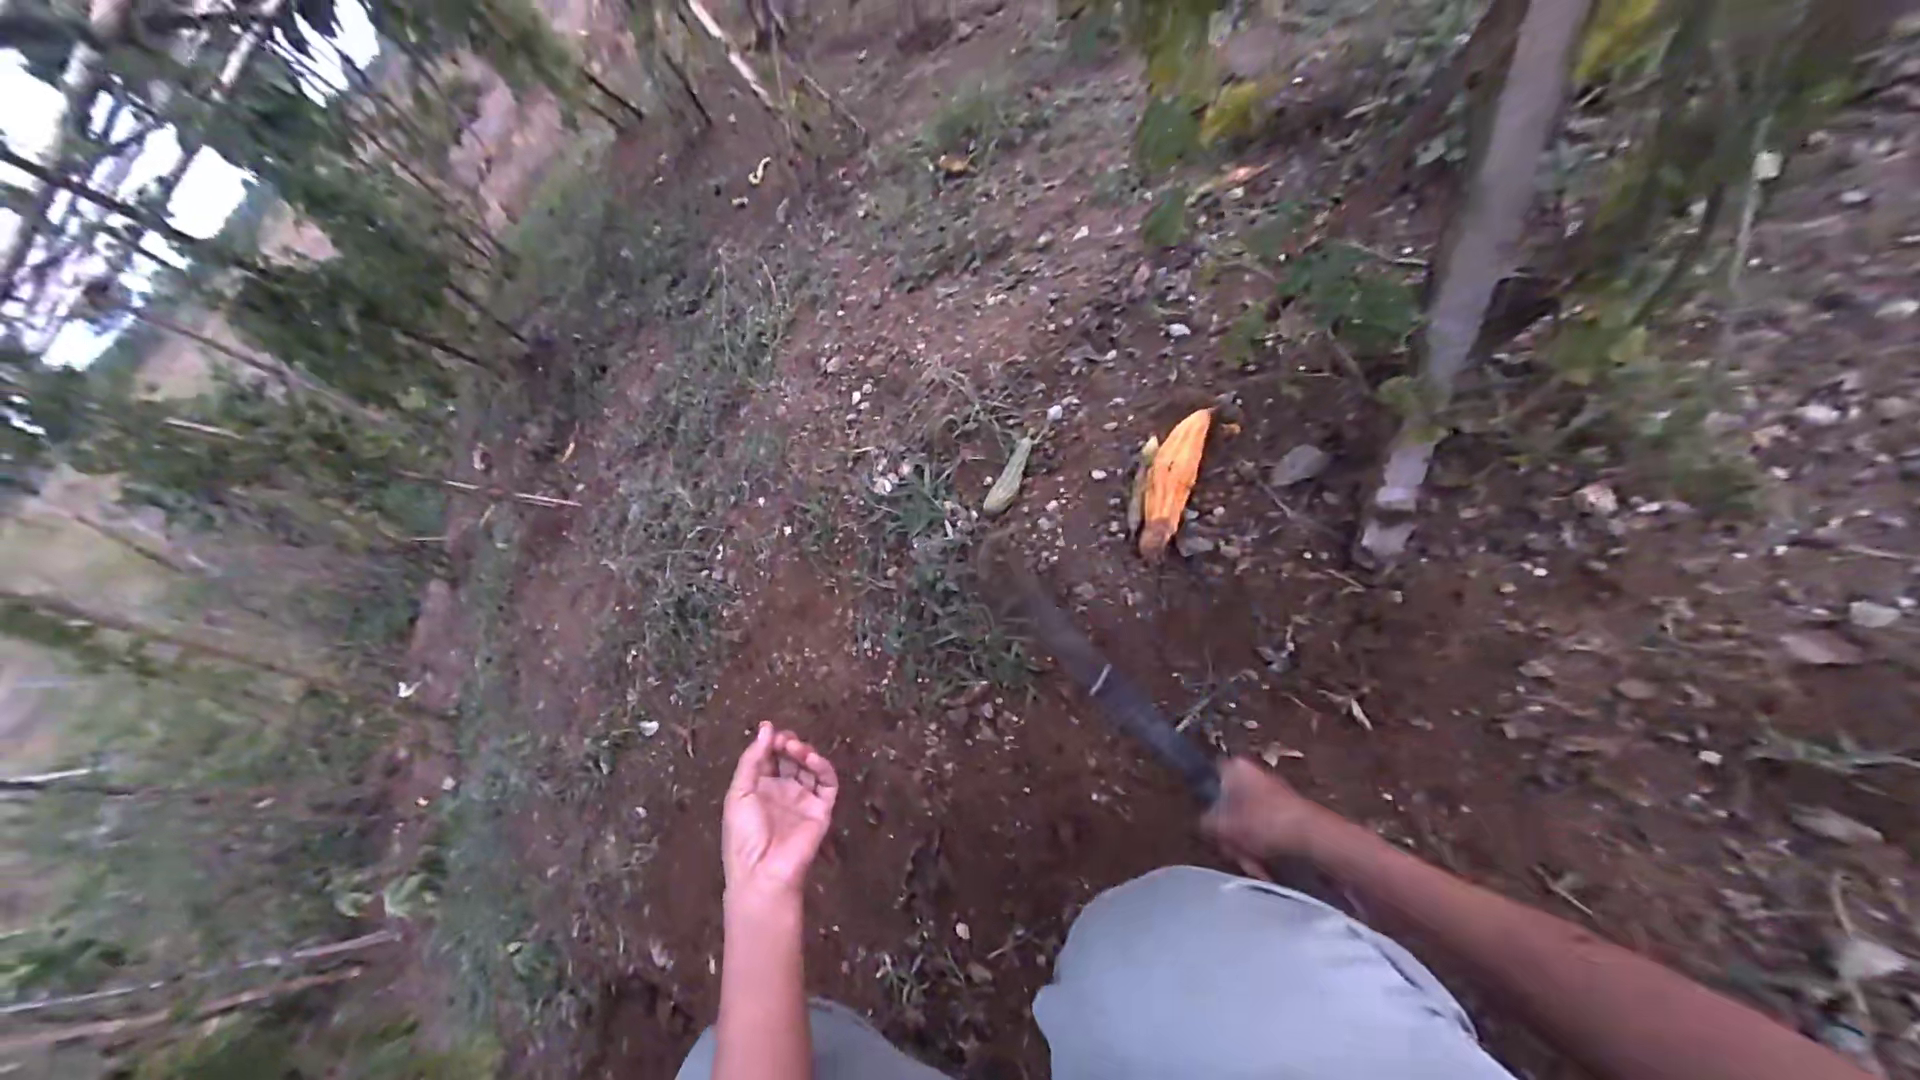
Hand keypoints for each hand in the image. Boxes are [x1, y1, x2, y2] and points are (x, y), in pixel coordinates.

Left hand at [722, 722, 838, 906]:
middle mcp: (784, 791)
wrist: (762, 872)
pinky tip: (811, 758)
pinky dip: (822, 767)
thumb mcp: (739, 793)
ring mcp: (804, 799)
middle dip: (788, 745)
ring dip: (804, 752)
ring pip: (810, 767)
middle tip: (785, 739)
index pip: (770, 758)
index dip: (771, 743)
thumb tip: (766, 728)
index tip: (770, 729)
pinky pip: (827, 782)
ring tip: (795, 747)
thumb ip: (752, 760)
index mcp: (761, 789)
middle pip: (791, 759)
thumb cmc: (744, 835)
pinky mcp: (822, 808)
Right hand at [1201, 757, 1333, 866]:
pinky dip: (1265, 851)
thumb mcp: (1224, 826)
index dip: (1208, 804)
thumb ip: (1206, 823)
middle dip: (1231, 836)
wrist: (1315, 839)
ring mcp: (1273, 794)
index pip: (1209, 779)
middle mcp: (1254, 775)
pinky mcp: (1289, 815)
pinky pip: (1265, 832)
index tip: (1213, 826)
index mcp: (1236, 767)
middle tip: (1235, 851)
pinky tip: (1267, 867)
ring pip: (1247, 824)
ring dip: (1247, 849)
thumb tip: (1206, 825)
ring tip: (1254, 864)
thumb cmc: (1265, 823)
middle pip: (1229, 807)